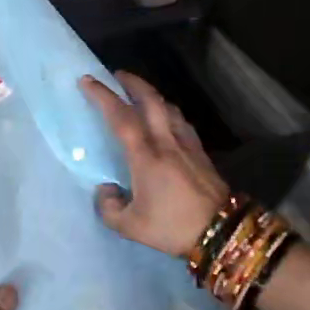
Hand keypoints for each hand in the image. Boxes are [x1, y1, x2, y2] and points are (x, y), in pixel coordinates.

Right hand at [80, 72, 230, 256]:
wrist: (222, 233)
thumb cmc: (172, 227)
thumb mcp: (129, 226)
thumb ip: (108, 207)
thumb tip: (106, 190)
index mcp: (145, 156)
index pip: (121, 117)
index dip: (102, 96)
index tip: (87, 80)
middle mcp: (166, 142)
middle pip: (151, 101)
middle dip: (133, 83)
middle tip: (117, 76)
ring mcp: (187, 145)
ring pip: (169, 108)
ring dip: (152, 95)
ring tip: (140, 95)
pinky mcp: (201, 153)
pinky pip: (182, 122)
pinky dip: (169, 112)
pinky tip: (166, 119)